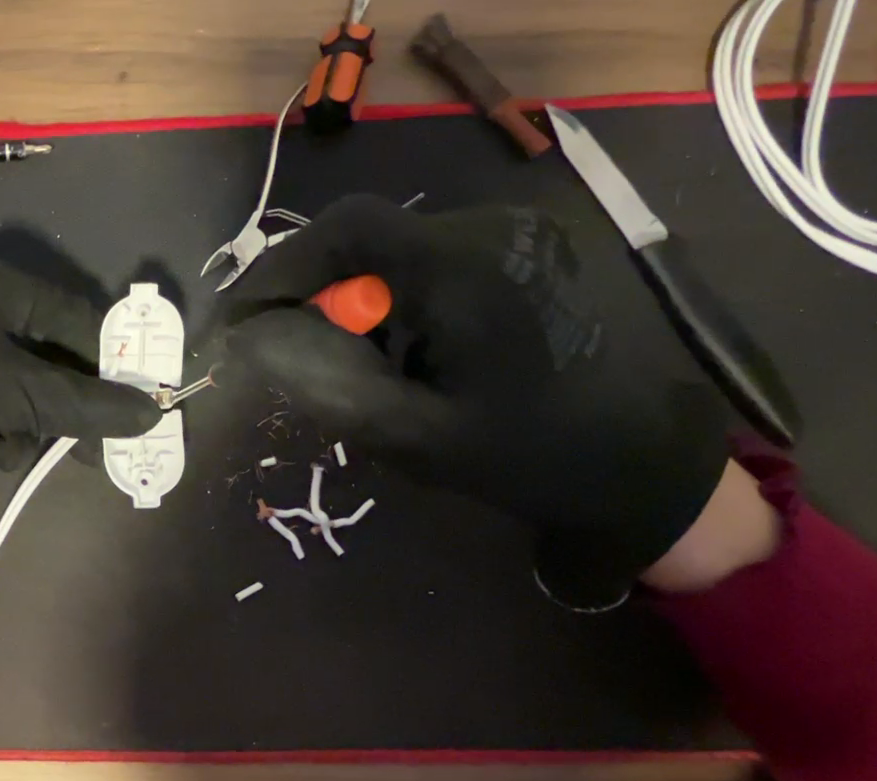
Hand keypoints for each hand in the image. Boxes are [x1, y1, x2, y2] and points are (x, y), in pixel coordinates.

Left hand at [0, 253, 160, 528]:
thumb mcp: (14, 397)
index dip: (111, 368)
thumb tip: (150, 412)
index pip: (82, 322)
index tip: (131, 410)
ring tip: (13, 448)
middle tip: (81, 449)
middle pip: (53, 354)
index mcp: (4, 287)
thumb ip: (84, 405)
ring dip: (27, 421)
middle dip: (63, 405)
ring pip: (23, 380)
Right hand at [215, 194, 729, 607]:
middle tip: (301, 365)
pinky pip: (423, 264)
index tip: (244, 324)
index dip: (280, 269)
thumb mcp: (414, 436)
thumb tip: (251, 338)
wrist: (632, 455)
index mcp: (468, 269)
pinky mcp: (516, 249)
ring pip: (390, 255)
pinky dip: (392, 308)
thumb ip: (327, 382)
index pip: (349, 229)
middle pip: (365, 242)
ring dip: (356, 309)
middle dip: (316, 301)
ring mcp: (509, 234)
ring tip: (367, 373)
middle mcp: (489, 230)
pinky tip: (409, 358)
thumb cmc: (523, 454)